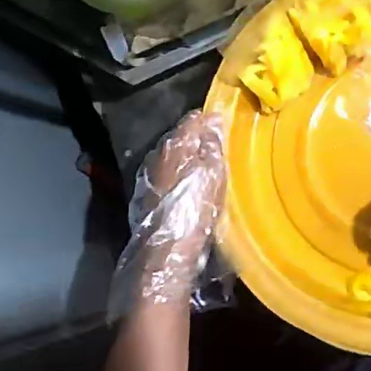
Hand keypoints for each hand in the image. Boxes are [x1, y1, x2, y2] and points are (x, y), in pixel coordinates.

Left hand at [116, 111, 227, 312]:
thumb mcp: (213, 174)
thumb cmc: (194, 209)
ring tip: (206, 167)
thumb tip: (213, 122)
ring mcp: (147, 175)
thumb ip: (213, 145)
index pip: (193, 119)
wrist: (164, 251)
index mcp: (176, 143)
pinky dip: (177, 175)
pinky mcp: (144, 195)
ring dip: (186, 158)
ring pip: (171, 157)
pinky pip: (164, 175)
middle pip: (180, 137)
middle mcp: (157, 153)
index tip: (226, 125)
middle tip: (219, 147)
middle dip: (197, 139)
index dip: (210, 119)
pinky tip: (188, 188)